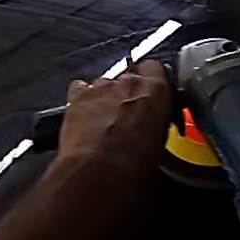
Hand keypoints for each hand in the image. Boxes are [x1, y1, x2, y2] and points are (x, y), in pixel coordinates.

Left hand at [55, 59, 172, 178]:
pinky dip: (84, 100)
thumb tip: (155, 121)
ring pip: (106, 84)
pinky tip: (85, 117)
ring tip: (105, 124)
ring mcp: (101, 86)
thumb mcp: (161, 141)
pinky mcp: (78, 95)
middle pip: (129, 78)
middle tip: (129, 117)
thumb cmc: (132, 162)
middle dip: (129, 94)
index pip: (155, 68)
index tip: (152, 96)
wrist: (98, 171)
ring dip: (107, 99)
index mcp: (155, 90)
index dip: (152, 82)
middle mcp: (128, 82)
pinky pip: (81, 89)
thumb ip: (159, 119)